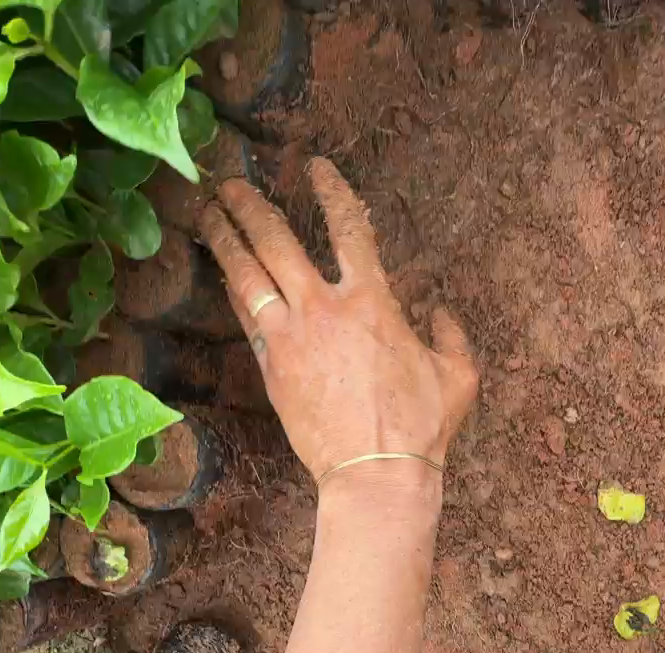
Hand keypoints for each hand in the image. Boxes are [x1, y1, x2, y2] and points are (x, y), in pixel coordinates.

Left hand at [195, 159, 478, 497]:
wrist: (376, 472)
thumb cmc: (421, 426)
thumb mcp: (458, 376)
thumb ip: (452, 336)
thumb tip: (442, 315)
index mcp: (372, 302)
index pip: (348, 228)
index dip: (332, 191)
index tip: (316, 168)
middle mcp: (324, 309)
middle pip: (275, 240)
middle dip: (249, 205)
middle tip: (227, 183)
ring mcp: (291, 339)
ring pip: (247, 275)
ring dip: (224, 239)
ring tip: (205, 214)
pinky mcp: (272, 369)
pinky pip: (246, 318)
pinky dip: (233, 290)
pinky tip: (224, 274)